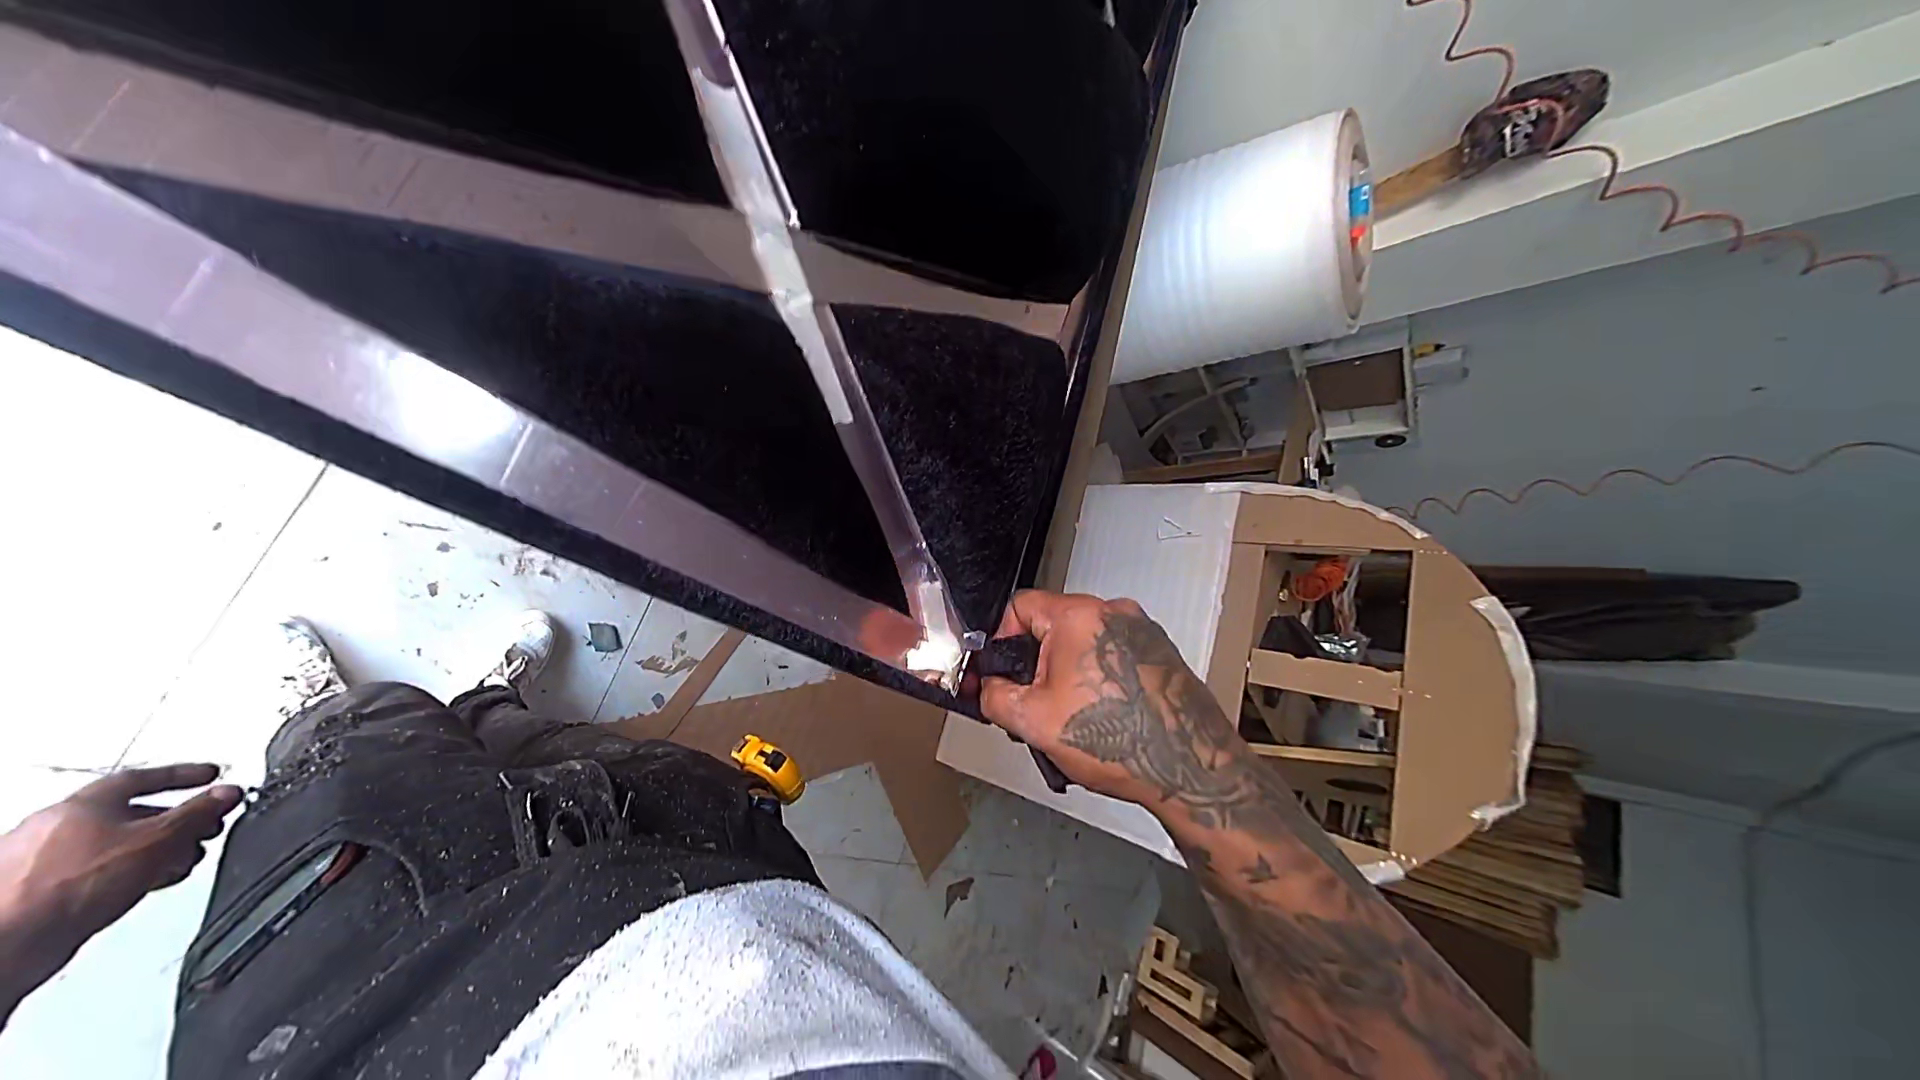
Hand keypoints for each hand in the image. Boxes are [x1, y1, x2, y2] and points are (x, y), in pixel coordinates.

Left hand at [0, 765, 242, 1019]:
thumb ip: (198, 813)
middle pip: (131, 813)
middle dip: (176, 821)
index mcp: (79, 805)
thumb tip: (225, 794)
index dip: (183, 774)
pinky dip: (129, 872)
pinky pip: (97, 871)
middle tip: (204, 826)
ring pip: (115, 844)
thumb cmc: (66, 889)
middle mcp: (53, 828)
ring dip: (156, 850)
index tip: (210, 775)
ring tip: (180, 860)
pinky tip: (145, 883)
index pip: (142, 777)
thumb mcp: (158, 839)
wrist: (8, 945)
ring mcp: (40, 862)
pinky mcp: (36, 893)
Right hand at [976, 590, 1249, 810]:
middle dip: (1035, 662)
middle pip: (1053, 624)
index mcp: (1080, 615)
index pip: (1019, 605)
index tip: (1000, 666)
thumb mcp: (1032, 721)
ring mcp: (1141, 630)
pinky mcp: (1159, 652)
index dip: (999, 637)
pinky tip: (1099, 715)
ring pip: (1083, 641)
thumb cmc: (1122, 741)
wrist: (1188, 768)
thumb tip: (986, 688)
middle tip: (1032, 698)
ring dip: (1067, 672)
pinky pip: (1112, 653)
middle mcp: (1114, 612)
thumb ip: (993, 696)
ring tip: (1069, 714)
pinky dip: (1097, 677)